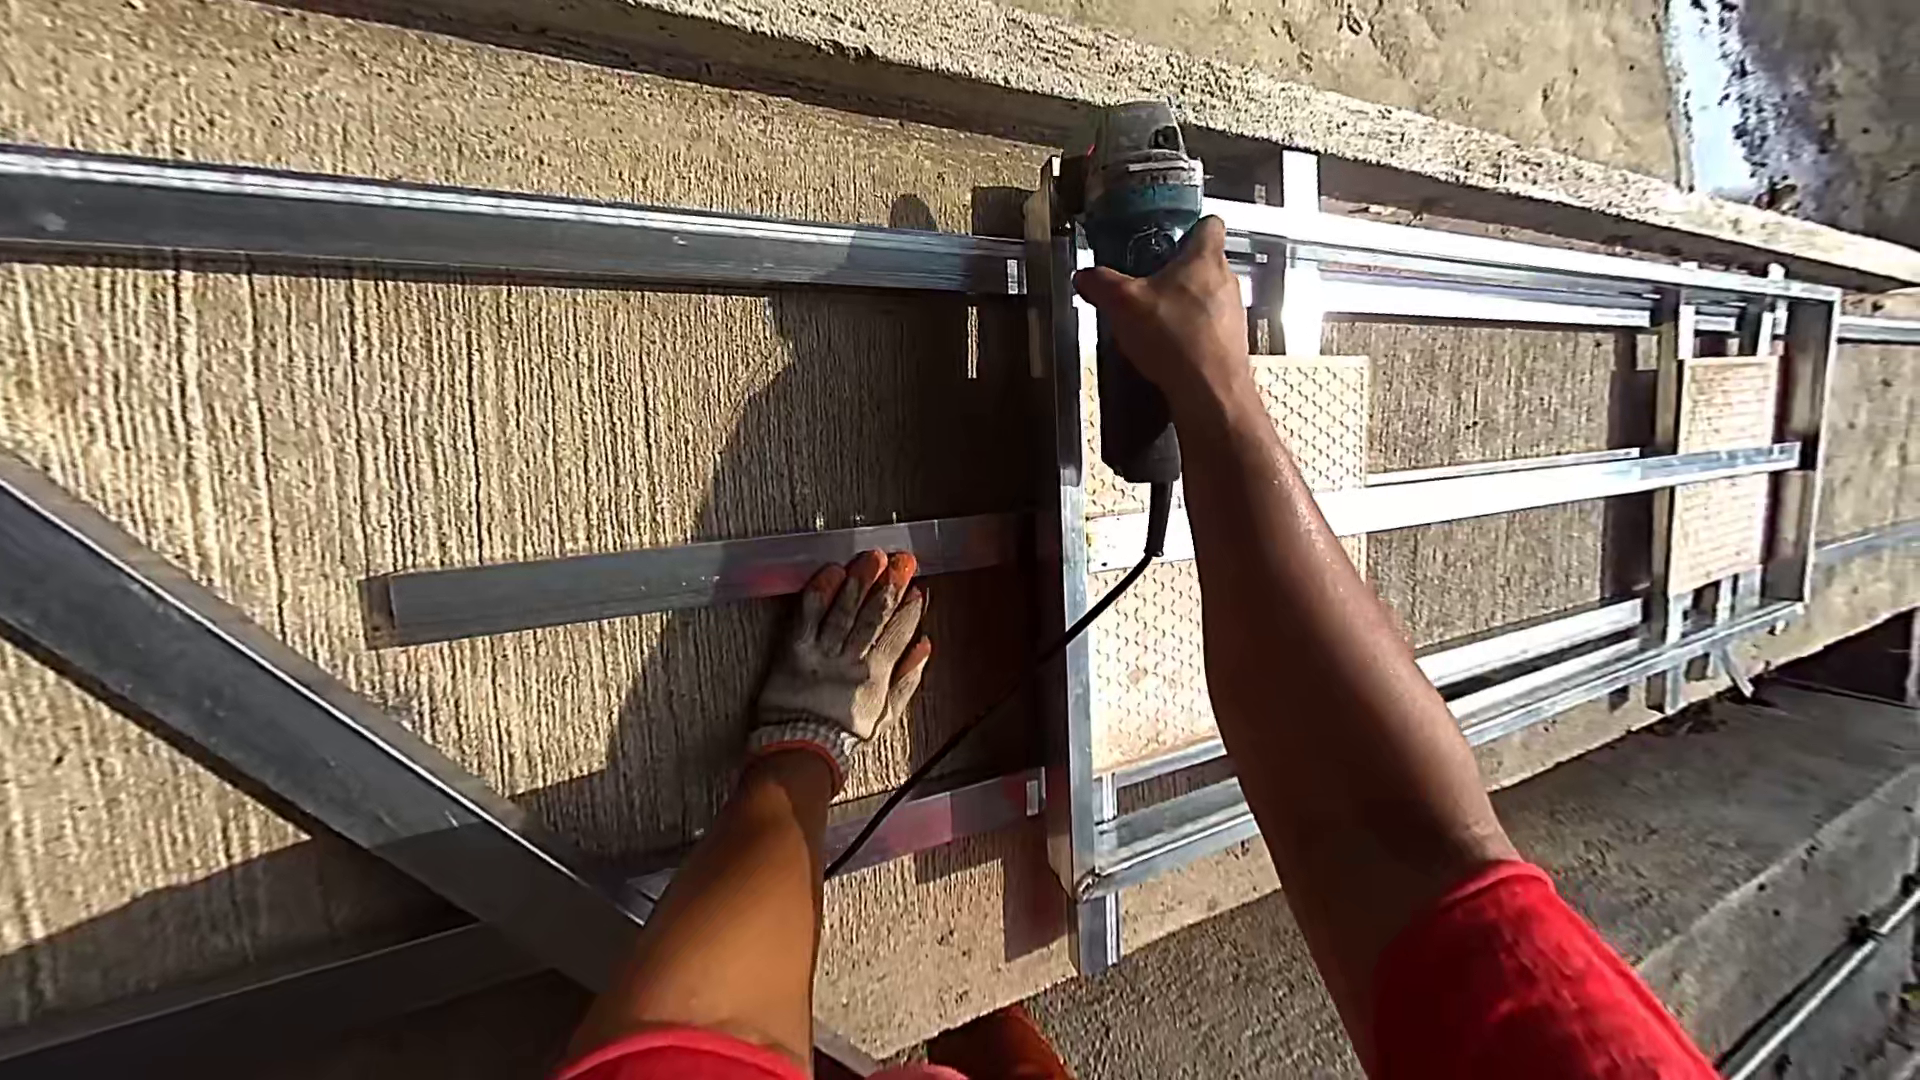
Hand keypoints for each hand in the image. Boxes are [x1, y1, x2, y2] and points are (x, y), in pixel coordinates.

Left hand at [757, 550, 931, 741]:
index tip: (917, 587)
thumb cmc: (843, 736)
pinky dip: (820, 594)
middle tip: (902, 561)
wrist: (800, 752)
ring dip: (861, 582)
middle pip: (875, 616)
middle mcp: (852, 660)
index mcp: (877, 674)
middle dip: (891, 585)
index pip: (898, 633)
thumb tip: (924, 646)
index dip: (909, 609)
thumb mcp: (887, 715)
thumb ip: (908, 678)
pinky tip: (831, 573)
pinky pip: (808, 618)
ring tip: (873, 558)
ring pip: (846, 612)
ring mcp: (823, 654)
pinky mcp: (795, 652)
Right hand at [1071, 216, 1253, 416]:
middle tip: (1149, 287)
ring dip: (1185, 307)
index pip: (1209, 223)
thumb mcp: (1123, 304)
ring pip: (1208, 299)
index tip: (1170, 237)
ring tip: (1156, 325)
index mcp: (1204, 259)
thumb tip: (1085, 276)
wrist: (1208, 390)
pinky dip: (1191, 337)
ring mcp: (1233, 314)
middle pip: (1205, 265)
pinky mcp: (1231, 345)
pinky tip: (1168, 353)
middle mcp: (1226, 281)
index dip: (1190, 227)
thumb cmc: (1175, 338)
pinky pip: (1209, 331)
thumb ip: (1102, 284)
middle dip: (1178, 274)